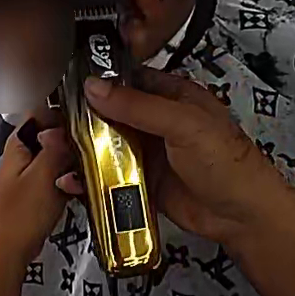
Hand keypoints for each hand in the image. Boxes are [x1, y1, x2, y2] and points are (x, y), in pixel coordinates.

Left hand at [0, 125, 75, 264]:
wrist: (6, 254)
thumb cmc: (19, 215)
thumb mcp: (43, 175)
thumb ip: (57, 146)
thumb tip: (67, 123)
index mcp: (20, 141)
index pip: (45, 111)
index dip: (66, 115)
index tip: (88, 124)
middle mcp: (26, 152)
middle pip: (58, 134)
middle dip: (75, 144)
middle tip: (86, 158)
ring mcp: (35, 171)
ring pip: (64, 157)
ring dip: (76, 166)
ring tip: (79, 181)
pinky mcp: (43, 189)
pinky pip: (65, 177)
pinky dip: (73, 182)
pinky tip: (78, 192)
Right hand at [66, 69, 294, 244]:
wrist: (242, 215)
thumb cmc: (228, 163)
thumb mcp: (183, 125)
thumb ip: (139, 105)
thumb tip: (96, 87)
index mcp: (172, 96)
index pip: (128, 79)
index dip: (99, 80)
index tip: (67, 84)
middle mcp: (156, 122)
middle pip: (110, 113)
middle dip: (81, 117)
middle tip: (52, 119)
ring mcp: (147, 152)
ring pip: (105, 145)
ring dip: (80, 147)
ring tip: (54, 147)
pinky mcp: (141, 182)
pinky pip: (108, 176)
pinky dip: (88, 178)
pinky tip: (72, 179)